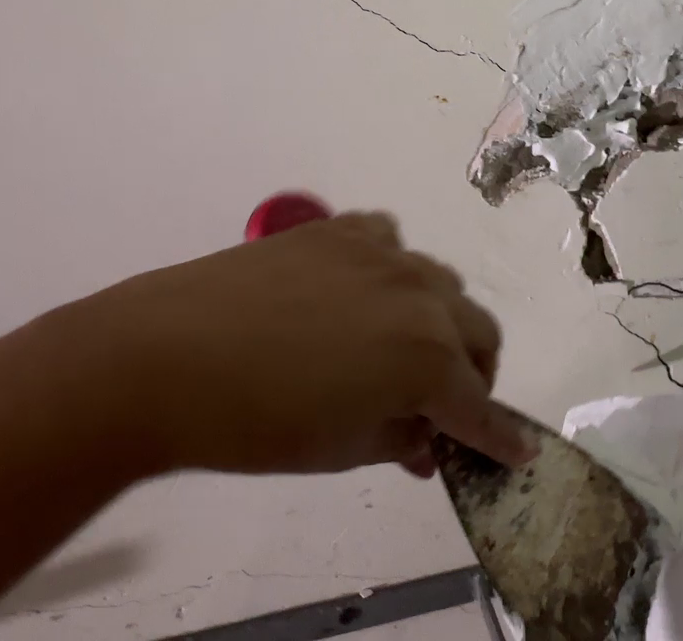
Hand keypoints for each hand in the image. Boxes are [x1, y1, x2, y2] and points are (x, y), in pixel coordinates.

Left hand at [79, 212, 533, 476]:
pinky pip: (390, 241)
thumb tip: (426, 441)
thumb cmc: (255, 423)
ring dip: (440, 320)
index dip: (499, 437)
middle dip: (474, 372)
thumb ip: (399, 440)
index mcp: (428, 359)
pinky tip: (363, 292)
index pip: (480, 406)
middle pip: (479, 331)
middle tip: (445, 405)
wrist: (166, 356)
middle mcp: (420, 296)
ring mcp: (381, 254)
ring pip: (441, 283)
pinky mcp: (339, 229)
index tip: (517, 453)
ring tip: (402, 348)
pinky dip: (392, 269)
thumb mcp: (340, 450)